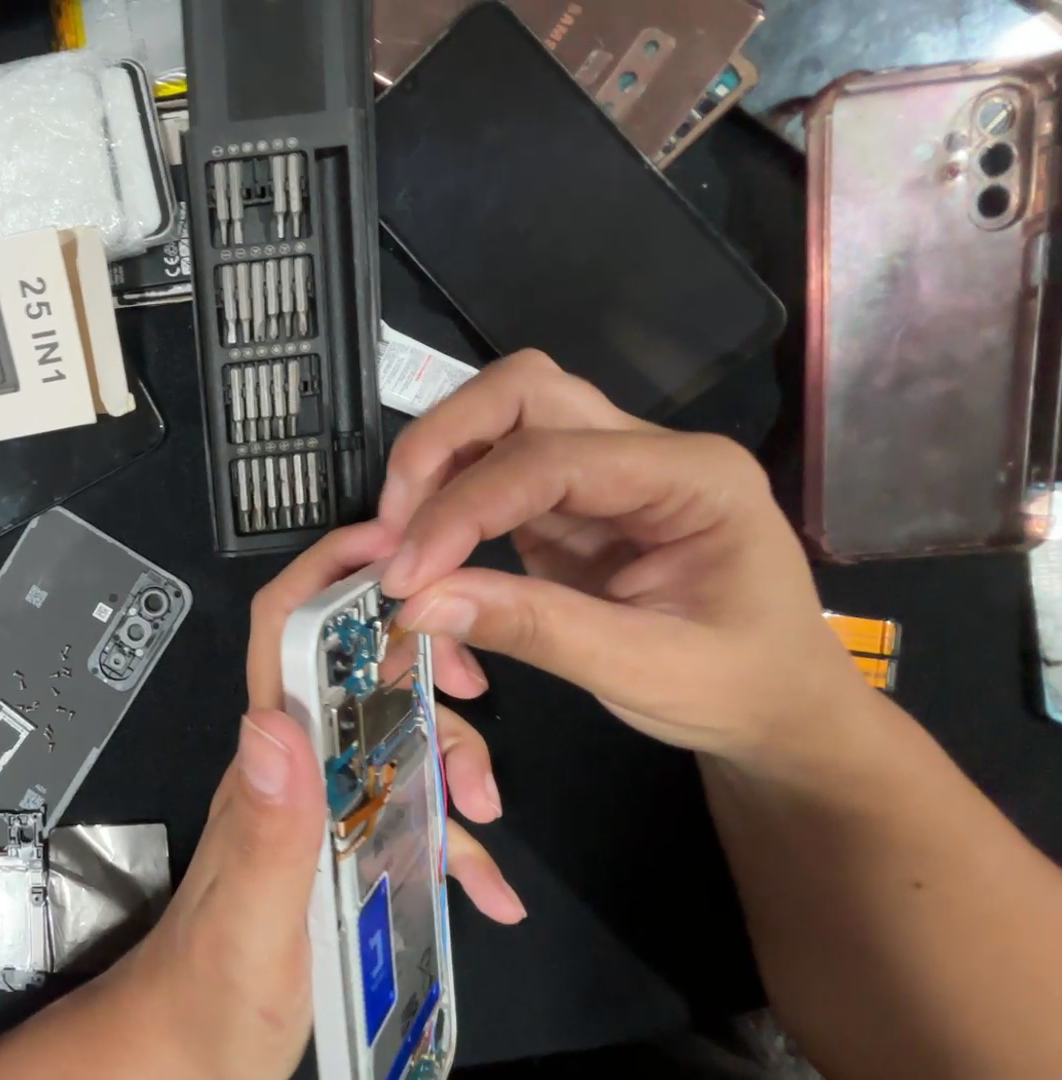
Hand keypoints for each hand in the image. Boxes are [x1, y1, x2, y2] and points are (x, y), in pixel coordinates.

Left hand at [61, 529, 524, 1079]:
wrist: (185, 1052)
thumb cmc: (212, 993)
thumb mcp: (251, 920)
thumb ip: (265, 828)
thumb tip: (273, 720)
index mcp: (265, 763)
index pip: (282, 638)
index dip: (327, 577)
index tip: (396, 546)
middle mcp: (289, 770)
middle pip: (357, 677)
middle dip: (420, 668)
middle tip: (479, 694)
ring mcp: (315, 809)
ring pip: (392, 743)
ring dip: (449, 761)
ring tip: (489, 820)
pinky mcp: (337, 853)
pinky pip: (403, 822)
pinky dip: (451, 846)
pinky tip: (489, 891)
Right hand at [376, 350, 868, 764]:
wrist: (776, 706)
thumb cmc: (739, 686)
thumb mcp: (645, 670)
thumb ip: (534, 628)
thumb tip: (418, 604)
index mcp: (690, 478)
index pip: (547, 458)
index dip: (463, 509)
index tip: (406, 576)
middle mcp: (641, 451)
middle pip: (518, 391)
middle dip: (439, 444)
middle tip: (394, 524)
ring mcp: (597, 469)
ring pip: (494, 414)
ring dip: (431, 463)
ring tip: (398, 535)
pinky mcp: (559, 501)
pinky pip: (484, 468)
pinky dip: (440, 496)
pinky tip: (422, 543)